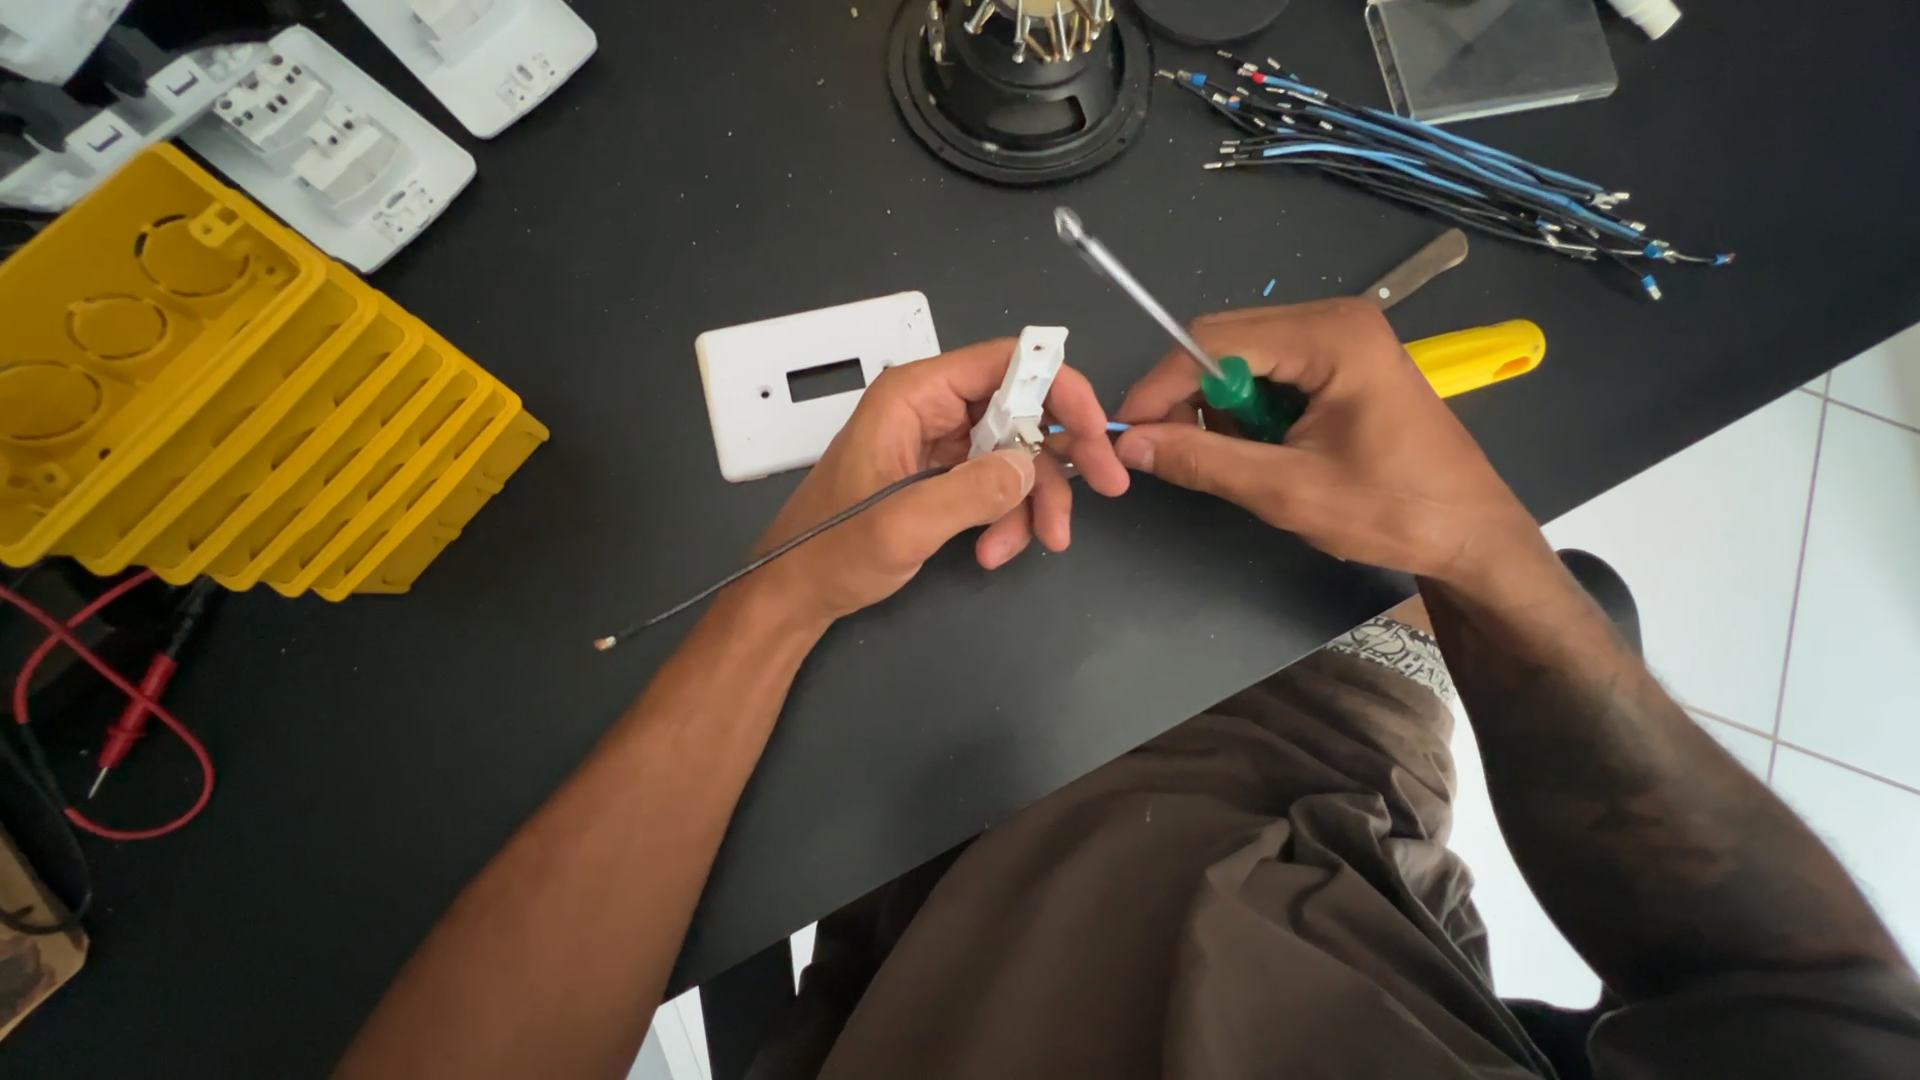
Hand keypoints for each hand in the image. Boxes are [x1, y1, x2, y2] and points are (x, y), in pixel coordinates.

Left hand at [745, 338, 1130, 624]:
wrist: (799, 591)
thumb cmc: (832, 550)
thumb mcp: (902, 523)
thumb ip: (971, 491)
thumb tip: (1032, 467)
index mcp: (914, 396)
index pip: (1006, 363)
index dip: (1060, 387)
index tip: (1095, 432)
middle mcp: (932, 410)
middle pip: (1023, 410)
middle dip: (1060, 456)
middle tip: (1104, 490)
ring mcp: (940, 445)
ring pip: (1017, 455)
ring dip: (1034, 501)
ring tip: (1031, 544)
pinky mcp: (944, 478)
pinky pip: (998, 485)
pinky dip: (1009, 518)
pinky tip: (996, 550)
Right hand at [1112, 299, 1544, 587]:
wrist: (1470, 531)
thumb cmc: (1392, 510)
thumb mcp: (1285, 491)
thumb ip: (1202, 460)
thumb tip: (1130, 444)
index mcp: (1331, 337)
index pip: (1213, 341)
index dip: (1160, 385)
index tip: (1127, 431)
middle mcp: (1332, 320)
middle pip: (1222, 341)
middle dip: (1184, 395)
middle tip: (1164, 448)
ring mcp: (1339, 338)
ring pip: (1238, 358)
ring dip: (1213, 406)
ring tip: (1221, 456)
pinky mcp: (1339, 362)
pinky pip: (1264, 372)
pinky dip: (1242, 409)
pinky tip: (1255, 446)